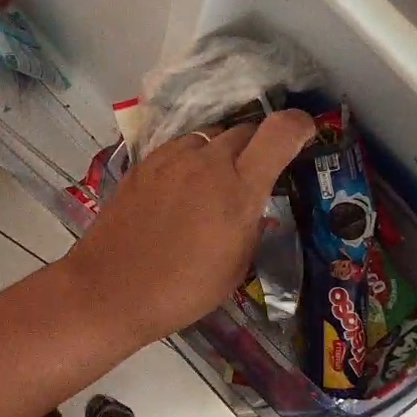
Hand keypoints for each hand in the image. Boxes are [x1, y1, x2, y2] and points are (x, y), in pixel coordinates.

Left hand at [58, 111, 316, 343]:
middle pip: (245, 129)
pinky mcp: (144, 163)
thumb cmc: (183, 290)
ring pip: (210, 135)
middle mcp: (208, 161)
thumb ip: (251, 223)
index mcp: (239, 188)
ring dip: (222, 151)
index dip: (299, 126)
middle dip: (258, 145)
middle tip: (256, 172)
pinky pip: (180, 148)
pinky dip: (191, 159)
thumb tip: (253, 205)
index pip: (280, 131)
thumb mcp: (237, 265)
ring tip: (217, 181)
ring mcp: (172, 158)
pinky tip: (183, 188)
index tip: (305, 135)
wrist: (110, 290)